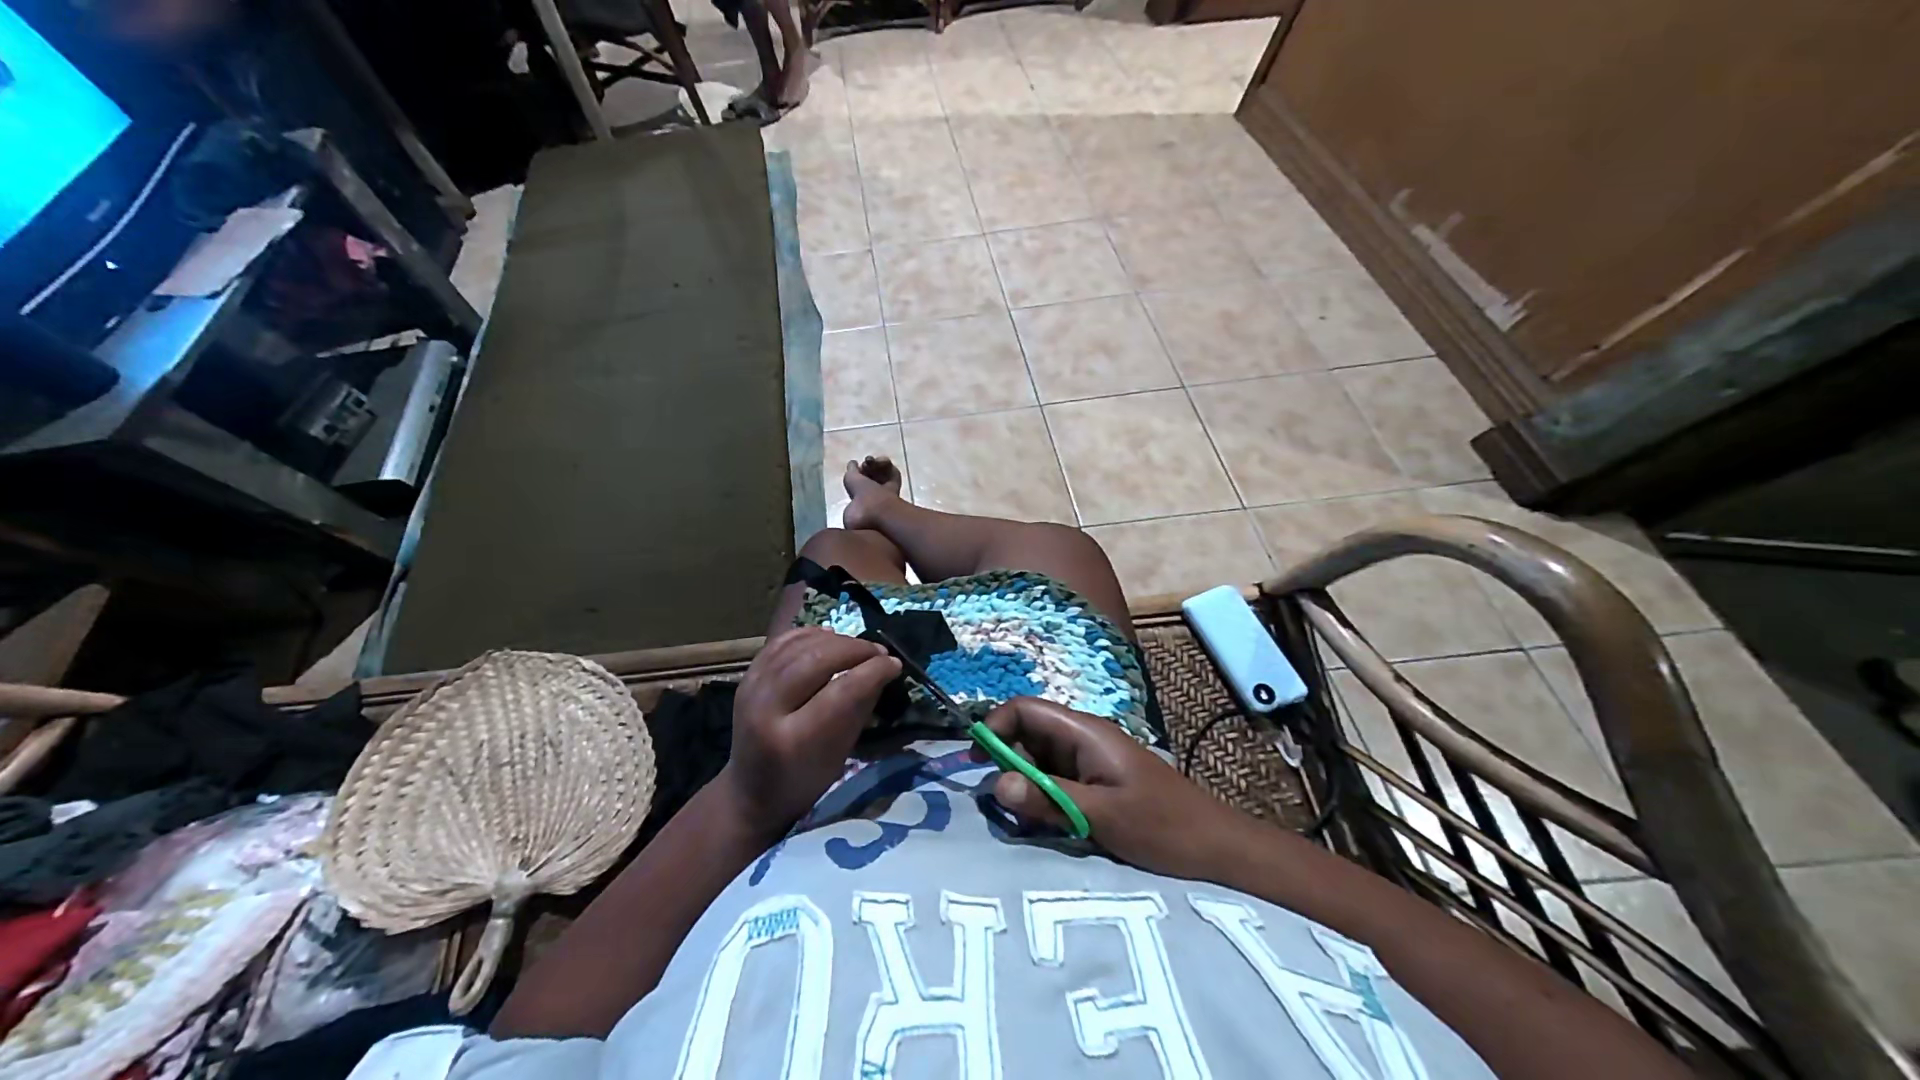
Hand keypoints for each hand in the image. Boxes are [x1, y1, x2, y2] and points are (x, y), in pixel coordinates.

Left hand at [718, 627, 900, 834]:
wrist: (751, 793)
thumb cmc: (804, 781)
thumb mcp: (839, 755)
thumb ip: (859, 709)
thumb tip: (884, 669)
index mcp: (794, 741)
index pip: (841, 692)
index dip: (873, 671)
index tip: (895, 664)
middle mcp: (766, 711)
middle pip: (816, 662)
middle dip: (855, 650)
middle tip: (880, 651)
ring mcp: (751, 691)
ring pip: (798, 647)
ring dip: (835, 640)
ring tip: (859, 646)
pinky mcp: (746, 679)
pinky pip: (779, 643)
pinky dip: (808, 635)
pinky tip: (829, 636)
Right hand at [981, 696, 1259, 878]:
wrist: (1217, 847)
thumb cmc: (1162, 826)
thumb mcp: (1101, 815)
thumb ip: (1047, 799)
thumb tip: (995, 784)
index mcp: (1085, 733)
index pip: (1025, 709)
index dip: (995, 727)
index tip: (977, 762)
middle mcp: (1083, 738)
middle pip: (1028, 733)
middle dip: (1008, 762)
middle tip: (1007, 802)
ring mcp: (1091, 760)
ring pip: (1039, 759)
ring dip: (1026, 784)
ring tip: (1028, 818)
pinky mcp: (1097, 781)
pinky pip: (1056, 779)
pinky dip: (1044, 796)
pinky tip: (1050, 823)